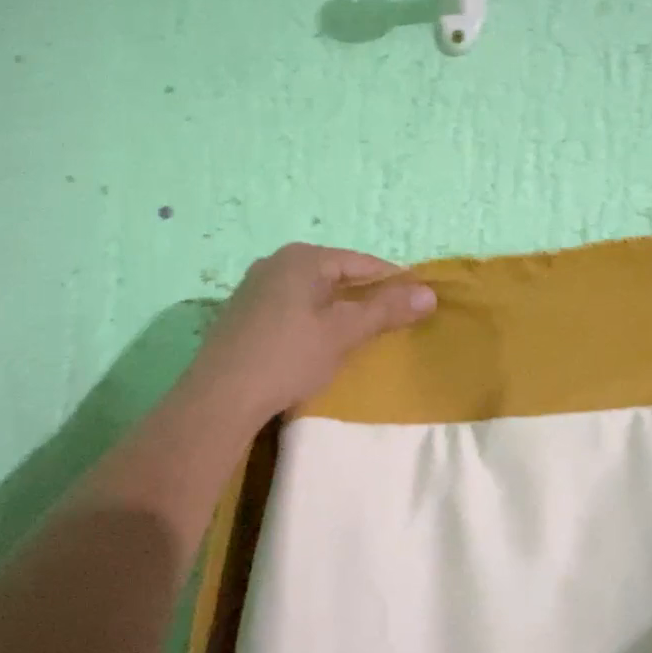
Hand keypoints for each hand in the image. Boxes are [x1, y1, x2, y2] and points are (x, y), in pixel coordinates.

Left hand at [185, 243, 436, 421]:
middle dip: (365, 296)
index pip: (362, 262)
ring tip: (359, 338)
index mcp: (302, 258)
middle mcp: (276, 262)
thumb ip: (385, 311)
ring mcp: (255, 288)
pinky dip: (313, 322)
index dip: (393, 281)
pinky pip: (292, 309)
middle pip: (335, 275)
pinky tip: (319, 346)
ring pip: (312, 294)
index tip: (418, 303)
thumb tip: (429, 293)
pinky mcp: (244, 315)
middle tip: (391, 323)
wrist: (222, 395)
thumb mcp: (343, 333)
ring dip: (338, 311)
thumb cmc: (289, 357)